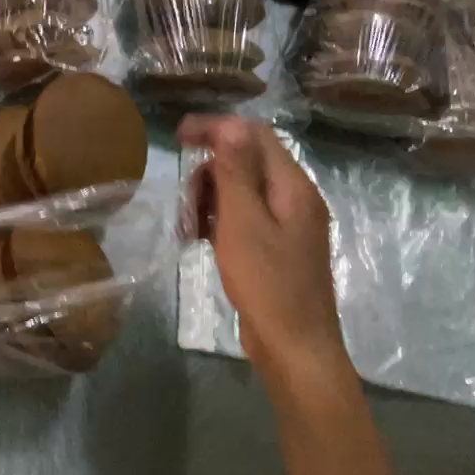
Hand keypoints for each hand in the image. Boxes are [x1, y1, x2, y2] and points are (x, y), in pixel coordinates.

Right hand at [179, 115, 350, 387]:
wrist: (295, 349)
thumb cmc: (267, 285)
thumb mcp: (243, 223)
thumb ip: (236, 171)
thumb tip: (231, 124)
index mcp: (293, 187)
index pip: (254, 135)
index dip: (216, 128)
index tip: (178, 137)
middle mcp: (295, 199)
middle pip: (246, 161)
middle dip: (209, 173)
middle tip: (185, 203)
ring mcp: (288, 225)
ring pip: (241, 190)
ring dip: (210, 198)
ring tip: (190, 229)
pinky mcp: (277, 248)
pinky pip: (244, 217)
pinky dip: (220, 220)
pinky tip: (203, 241)